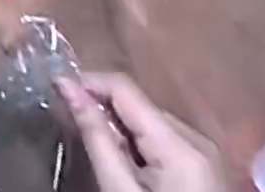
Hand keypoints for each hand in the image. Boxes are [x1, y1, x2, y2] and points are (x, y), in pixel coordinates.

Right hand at [59, 74, 226, 191]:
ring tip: (100, 148)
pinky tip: (127, 162)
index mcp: (180, 145)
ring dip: (117, 124)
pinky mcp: (207, 167)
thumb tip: (64, 83)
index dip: (85, 82)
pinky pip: (162, 135)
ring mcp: (206, 154)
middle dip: (101, 107)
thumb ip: (94, 132)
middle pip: (135, 102)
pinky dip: (137, 140)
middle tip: (73, 125)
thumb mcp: (119, 188)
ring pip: (146, 116)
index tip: (57, 93)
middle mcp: (198, 140)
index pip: (122, 86)